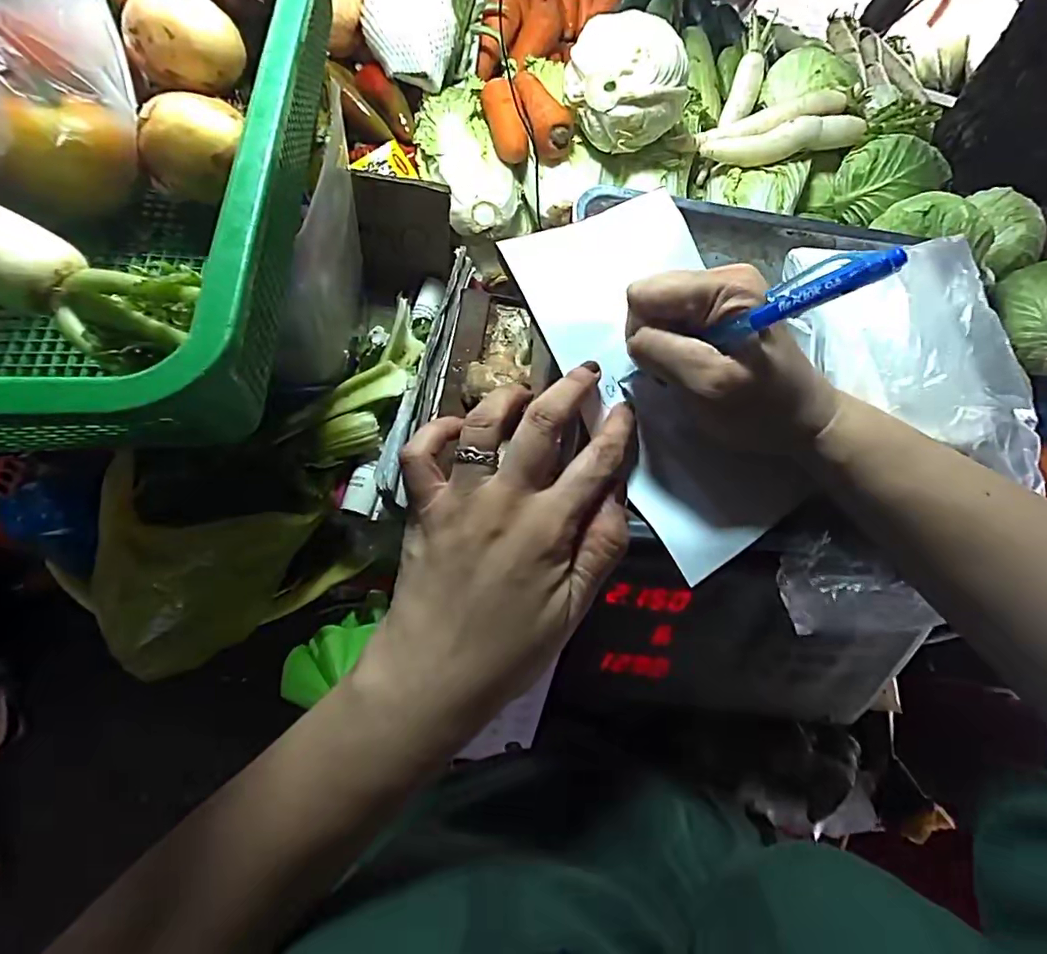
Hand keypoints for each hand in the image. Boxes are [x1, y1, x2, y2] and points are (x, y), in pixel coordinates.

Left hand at [356, 366, 635, 742]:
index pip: (594, 464)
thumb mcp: (572, 610)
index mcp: (547, 527)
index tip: (625, 409)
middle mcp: (503, 500)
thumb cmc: (509, 650)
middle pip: (541, 425)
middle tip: (586, 371)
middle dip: (569, 389)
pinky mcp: (424, 506)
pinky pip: (420, 454)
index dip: (616, 430)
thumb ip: (600, 548)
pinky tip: (458, 427)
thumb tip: (618, 495)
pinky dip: (436, 430)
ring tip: (526, 391)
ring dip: (507, 396)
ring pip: (482, 425)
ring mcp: (458, 498)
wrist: (430, 675)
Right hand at [625, 263, 838, 454]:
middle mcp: (723, 275)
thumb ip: (661, 352)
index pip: (643, 294)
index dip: (643, 333)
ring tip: (693, 367)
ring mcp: (723, 289)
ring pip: (658, 308)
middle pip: (649, 296)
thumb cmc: (759, 409)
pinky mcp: (721, 306)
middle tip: (682, 369)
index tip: (668, 365)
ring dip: (665, 342)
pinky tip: (699, 360)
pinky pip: (674, 317)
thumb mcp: (706, 384)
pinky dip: (676, 343)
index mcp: (725, 286)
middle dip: (654, 336)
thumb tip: (635, 338)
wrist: (805, 419)